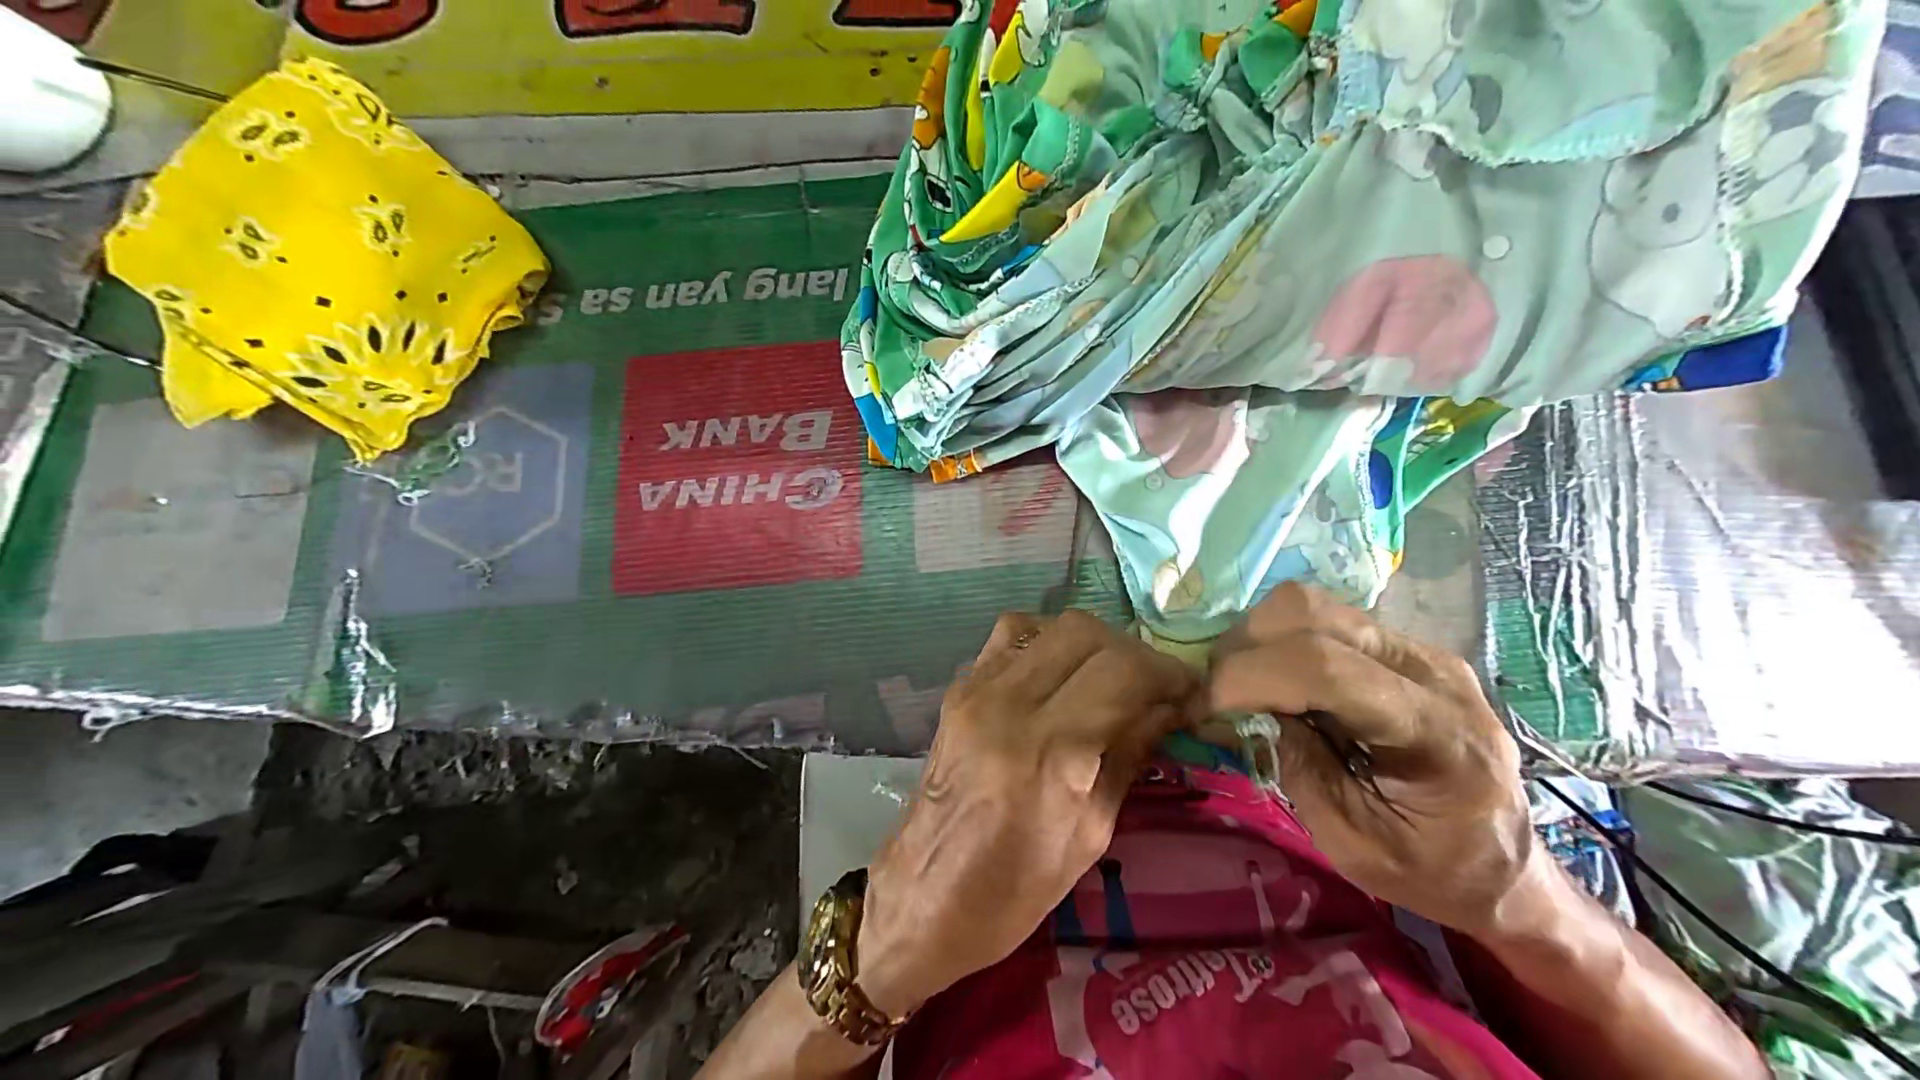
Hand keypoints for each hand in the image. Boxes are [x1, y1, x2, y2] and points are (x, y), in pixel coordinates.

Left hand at [856, 610, 1197, 1015]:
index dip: (1168, 673)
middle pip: (1085, 632)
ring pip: (1048, 625)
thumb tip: (1167, 705)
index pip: (1122, 671)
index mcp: (1049, 753)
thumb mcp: (1090, 835)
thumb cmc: (1013, 890)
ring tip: (1109, 678)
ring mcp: (975, 690)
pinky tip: (1061, 674)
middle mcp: (1008, 705)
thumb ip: (1127, 756)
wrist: (925, 895)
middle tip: (1153, 686)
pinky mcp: (957, 690)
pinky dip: (1048, 642)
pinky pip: (1010, 637)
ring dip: (1092, 643)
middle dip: (1133, 653)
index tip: (1189, 692)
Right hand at [1208, 583, 1535, 935]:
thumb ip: (1297, 768)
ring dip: (1256, 639)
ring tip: (1241, 686)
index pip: (1327, 669)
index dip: (1250, 677)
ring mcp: (1417, 649)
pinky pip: (1320, 619)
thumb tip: (1247, 709)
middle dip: (1243, 648)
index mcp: (1436, 733)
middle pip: (1312, 615)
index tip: (1203, 709)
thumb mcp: (1351, 844)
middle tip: (1216, 695)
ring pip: (1310, 604)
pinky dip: (1277, 641)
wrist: (1504, 864)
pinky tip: (1274, 682)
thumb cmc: (1431, 871)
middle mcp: (1431, 671)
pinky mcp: (1399, 645)